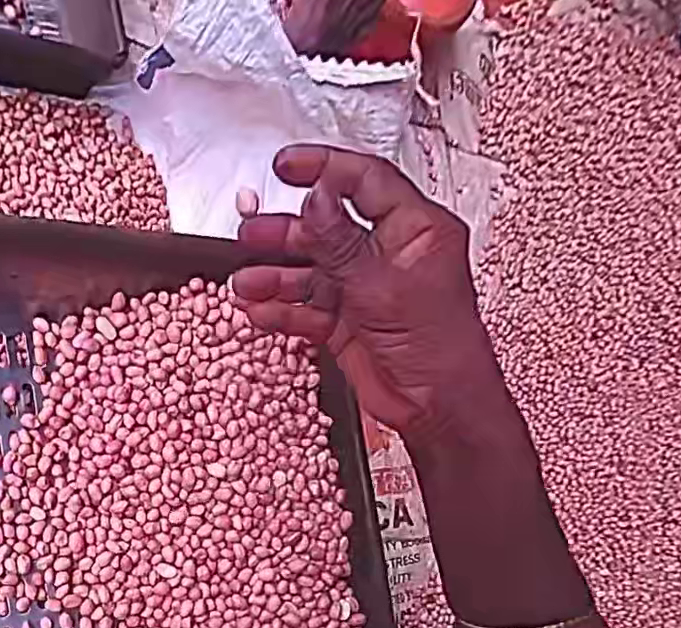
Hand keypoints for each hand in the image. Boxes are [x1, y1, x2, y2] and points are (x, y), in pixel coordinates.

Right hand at [231, 144, 498, 436]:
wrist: (436, 406)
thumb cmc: (436, 345)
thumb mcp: (382, 286)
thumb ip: (342, 244)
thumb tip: (316, 197)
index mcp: (415, 231)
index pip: (365, 183)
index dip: (323, 169)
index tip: (285, 166)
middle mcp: (387, 256)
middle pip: (327, 231)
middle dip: (285, 233)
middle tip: (250, 232)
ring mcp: (364, 292)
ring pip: (312, 275)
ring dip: (276, 278)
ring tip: (244, 282)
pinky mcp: (347, 325)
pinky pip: (308, 311)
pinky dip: (283, 312)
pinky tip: (258, 311)